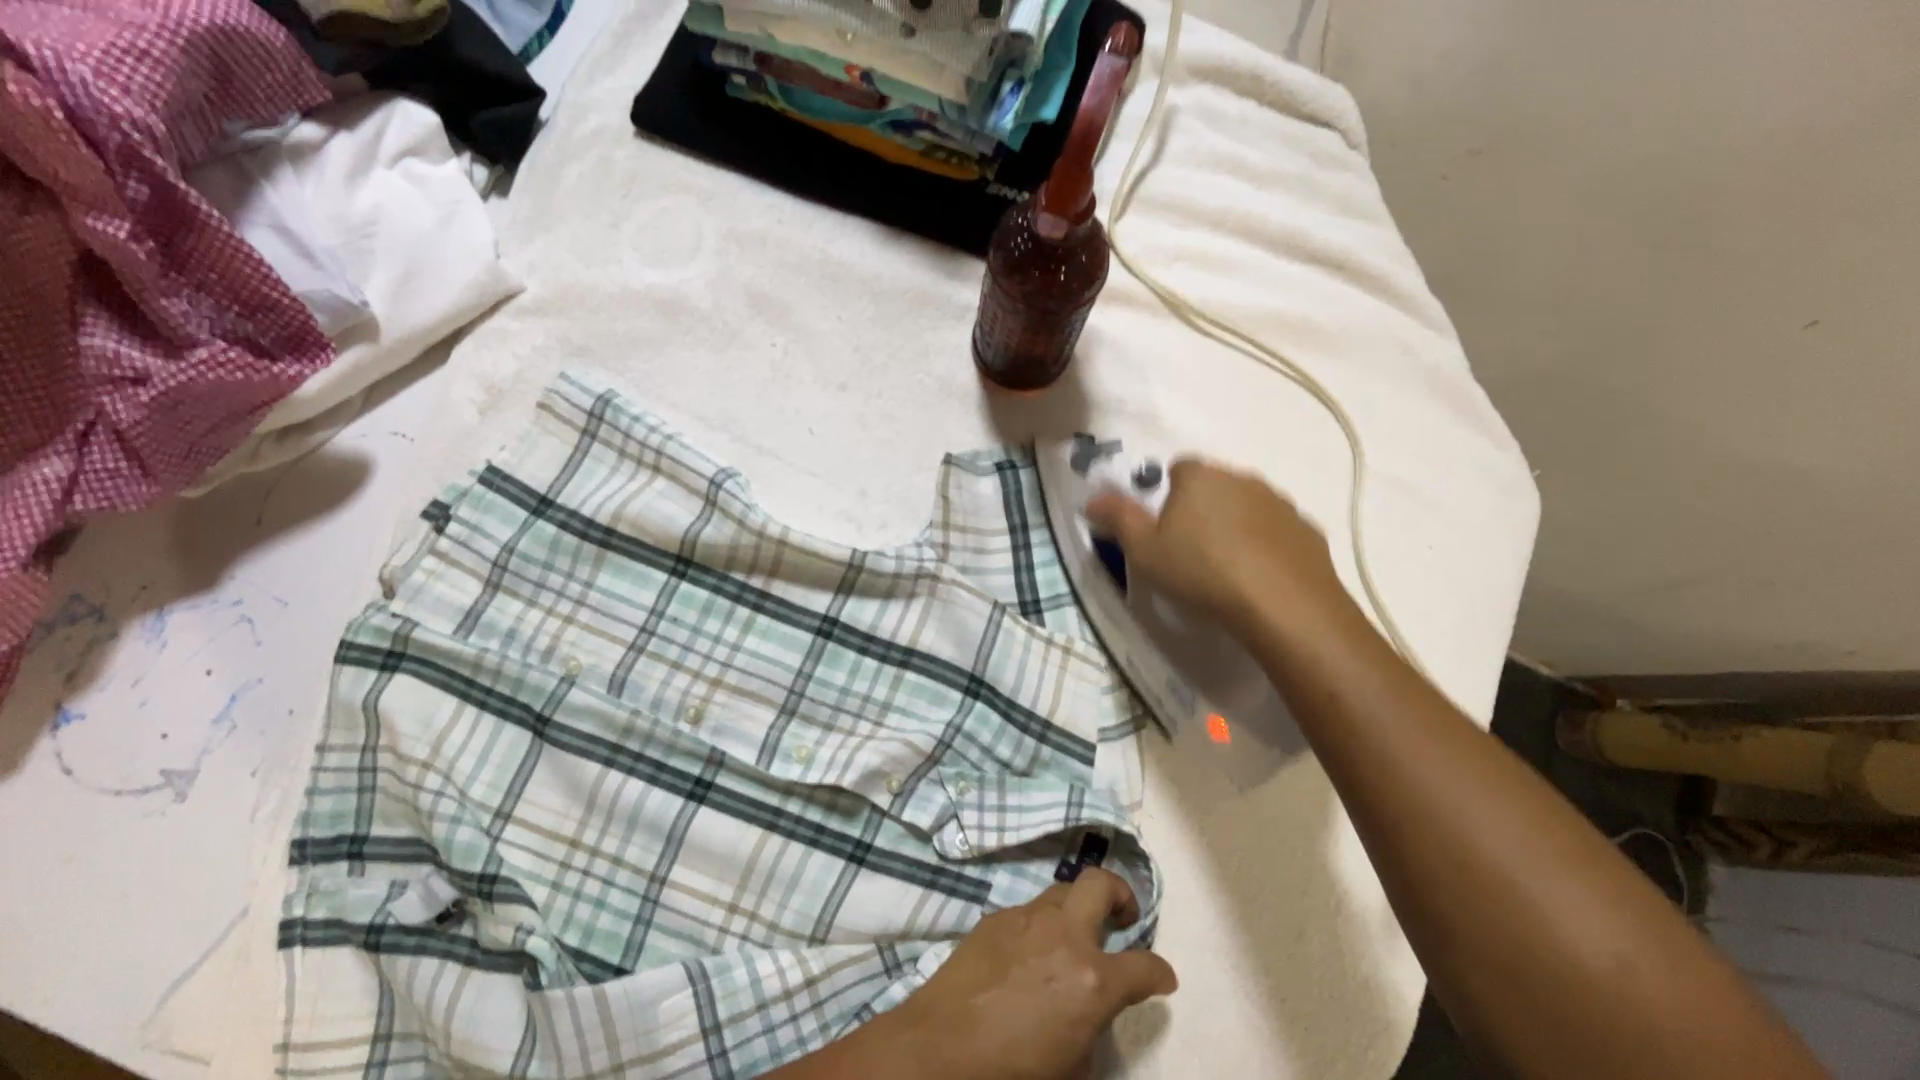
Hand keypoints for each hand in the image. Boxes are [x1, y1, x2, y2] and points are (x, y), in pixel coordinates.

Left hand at [891, 868, 1175, 1079]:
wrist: (940, 1048)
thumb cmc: (1013, 1069)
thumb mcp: (1073, 1065)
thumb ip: (1094, 1027)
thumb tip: (1092, 1010)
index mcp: (1093, 981)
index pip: (1146, 967)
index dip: (1160, 974)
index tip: (1162, 979)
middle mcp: (1064, 937)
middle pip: (1102, 884)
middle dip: (1121, 894)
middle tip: (1122, 917)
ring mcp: (1026, 921)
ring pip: (1062, 891)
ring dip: (1076, 908)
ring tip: (1071, 935)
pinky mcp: (993, 920)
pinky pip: (1027, 911)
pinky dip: (1038, 925)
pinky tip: (1026, 953)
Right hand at [1085, 459, 1355, 636]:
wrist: (1283, 603)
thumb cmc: (1202, 571)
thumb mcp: (1145, 551)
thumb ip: (1118, 519)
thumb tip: (1092, 498)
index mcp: (1200, 477)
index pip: (1178, 468)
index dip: (1168, 496)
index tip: (1164, 530)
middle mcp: (1242, 477)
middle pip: (1215, 486)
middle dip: (1203, 509)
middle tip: (1191, 551)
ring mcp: (1280, 502)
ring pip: (1249, 507)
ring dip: (1237, 526)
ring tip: (1228, 568)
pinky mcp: (1308, 530)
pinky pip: (1278, 532)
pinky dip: (1268, 546)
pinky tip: (1260, 578)